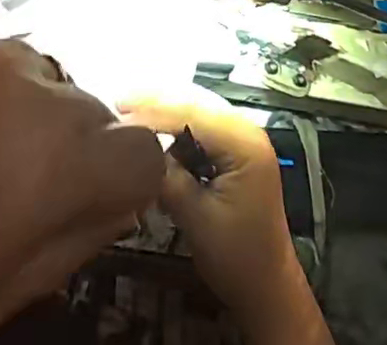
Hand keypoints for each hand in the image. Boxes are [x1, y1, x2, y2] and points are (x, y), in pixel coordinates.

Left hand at [0, 39, 167, 339]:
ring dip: (46, 119)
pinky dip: (10, 95)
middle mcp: (51, 101)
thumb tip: (119, 201)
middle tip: (26, 188)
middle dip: (81, 151)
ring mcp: (9, 64)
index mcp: (65, 168)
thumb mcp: (7, 293)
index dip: (121, 186)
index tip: (85, 205)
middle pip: (103, 117)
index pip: (147, 155)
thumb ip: (82, 237)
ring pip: (66, 89)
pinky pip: (22, 67)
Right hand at [122, 93, 331, 344]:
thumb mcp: (198, 219)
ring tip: (131, 112)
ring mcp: (243, 141)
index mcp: (245, 142)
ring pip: (201, 114)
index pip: (195, 114)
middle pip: (199, 104)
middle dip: (160, 102)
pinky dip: (179, 129)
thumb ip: (170, 180)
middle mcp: (247, 131)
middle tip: (121, 102)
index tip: (119, 113)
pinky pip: (205, 131)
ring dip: (168, 112)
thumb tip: (140, 152)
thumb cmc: (238, 255)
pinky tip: (157, 133)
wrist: (267, 284)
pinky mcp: (236, 154)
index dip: (155, 112)